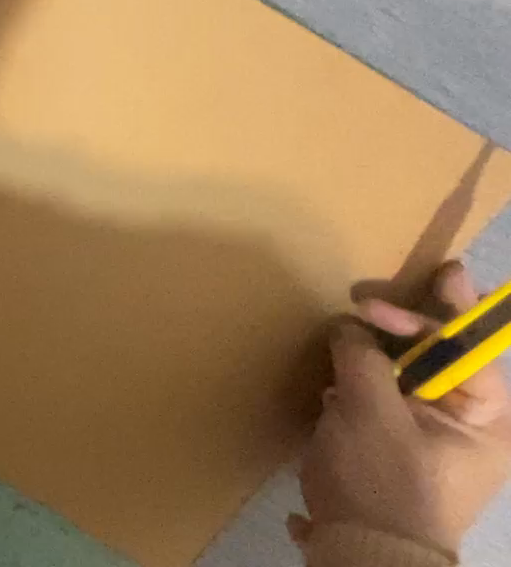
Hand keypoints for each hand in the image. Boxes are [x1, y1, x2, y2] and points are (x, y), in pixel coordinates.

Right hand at [291, 262, 510, 555]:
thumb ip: (364, 362)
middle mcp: (465, 421)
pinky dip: (361, 365)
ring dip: (380, 341)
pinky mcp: (387, 435)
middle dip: (409, 322)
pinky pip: (379, 386)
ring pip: (406, 368)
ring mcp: (424, 429)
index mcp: (485, 420)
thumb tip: (352, 326)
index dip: (447, 314)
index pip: (472, 352)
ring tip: (356, 316)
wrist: (366, 544)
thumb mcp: (371, 415)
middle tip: (369, 299)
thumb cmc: (384, 478)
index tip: (418, 283)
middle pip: (442, 355)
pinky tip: (339, 354)